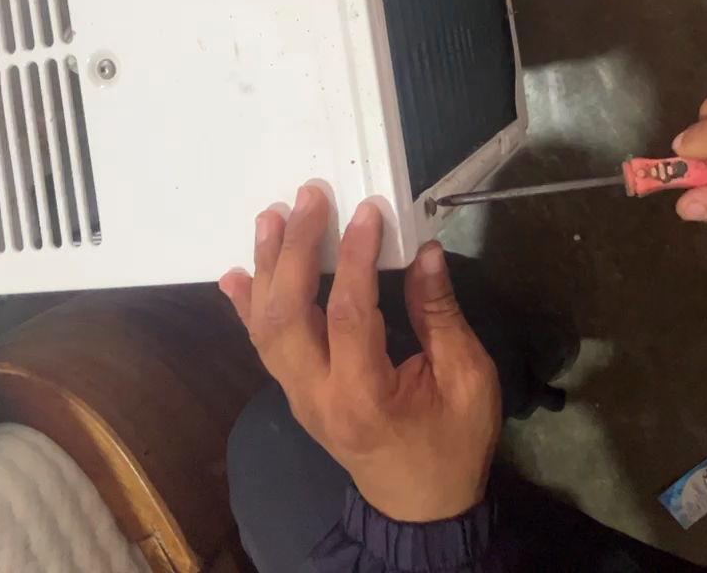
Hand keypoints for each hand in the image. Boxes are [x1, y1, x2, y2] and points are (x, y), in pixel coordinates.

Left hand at [219, 185, 500, 521]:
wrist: (421, 508)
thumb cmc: (452, 443)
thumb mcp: (468, 378)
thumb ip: (440, 314)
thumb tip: (424, 252)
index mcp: (365, 397)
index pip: (349, 315)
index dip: (356, 257)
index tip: (366, 211)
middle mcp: (317, 397)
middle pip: (288, 316)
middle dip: (296, 250)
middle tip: (309, 198)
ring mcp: (298, 396)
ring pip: (267, 327)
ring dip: (268, 267)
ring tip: (273, 217)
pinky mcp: (295, 392)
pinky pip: (264, 345)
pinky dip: (247, 306)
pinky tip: (238, 273)